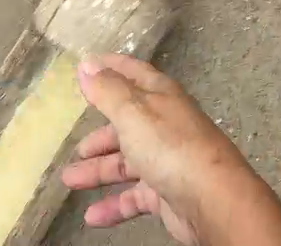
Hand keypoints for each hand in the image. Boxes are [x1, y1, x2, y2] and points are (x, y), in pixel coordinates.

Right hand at [62, 55, 280, 245]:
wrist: (210, 195)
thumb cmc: (169, 145)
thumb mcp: (133, 111)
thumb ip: (108, 90)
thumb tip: (87, 65)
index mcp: (160, 95)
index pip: (132, 73)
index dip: (110, 67)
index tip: (86, 66)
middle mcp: (164, 122)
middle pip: (127, 123)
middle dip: (101, 134)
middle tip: (76, 147)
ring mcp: (167, 157)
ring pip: (127, 161)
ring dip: (99, 170)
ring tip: (70, 179)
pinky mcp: (167, 190)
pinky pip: (135, 195)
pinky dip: (114, 204)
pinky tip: (92, 216)